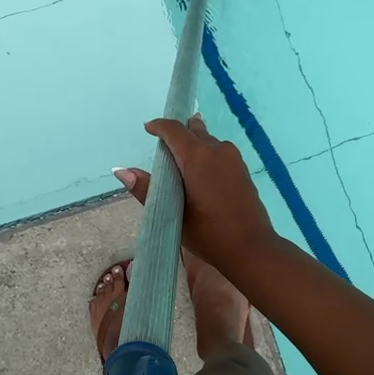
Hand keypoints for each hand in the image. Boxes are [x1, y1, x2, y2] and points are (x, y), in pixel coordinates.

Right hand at [114, 115, 277, 276]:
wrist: (252, 248)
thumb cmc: (209, 233)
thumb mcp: (173, 214)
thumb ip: (146, 189)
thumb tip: (121, 171)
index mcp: (197, 156)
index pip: (174, 129)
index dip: (159, 126)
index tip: (148, 128)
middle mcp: (217, 149)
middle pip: (193, 131)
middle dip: (178, 133)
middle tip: (164, 142)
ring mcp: (233, 158)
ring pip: (208, 141)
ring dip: (194, 145)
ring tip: (181, 159)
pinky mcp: (242, 169)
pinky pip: (219, 152)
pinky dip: (207, 155)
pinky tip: (201, 173)